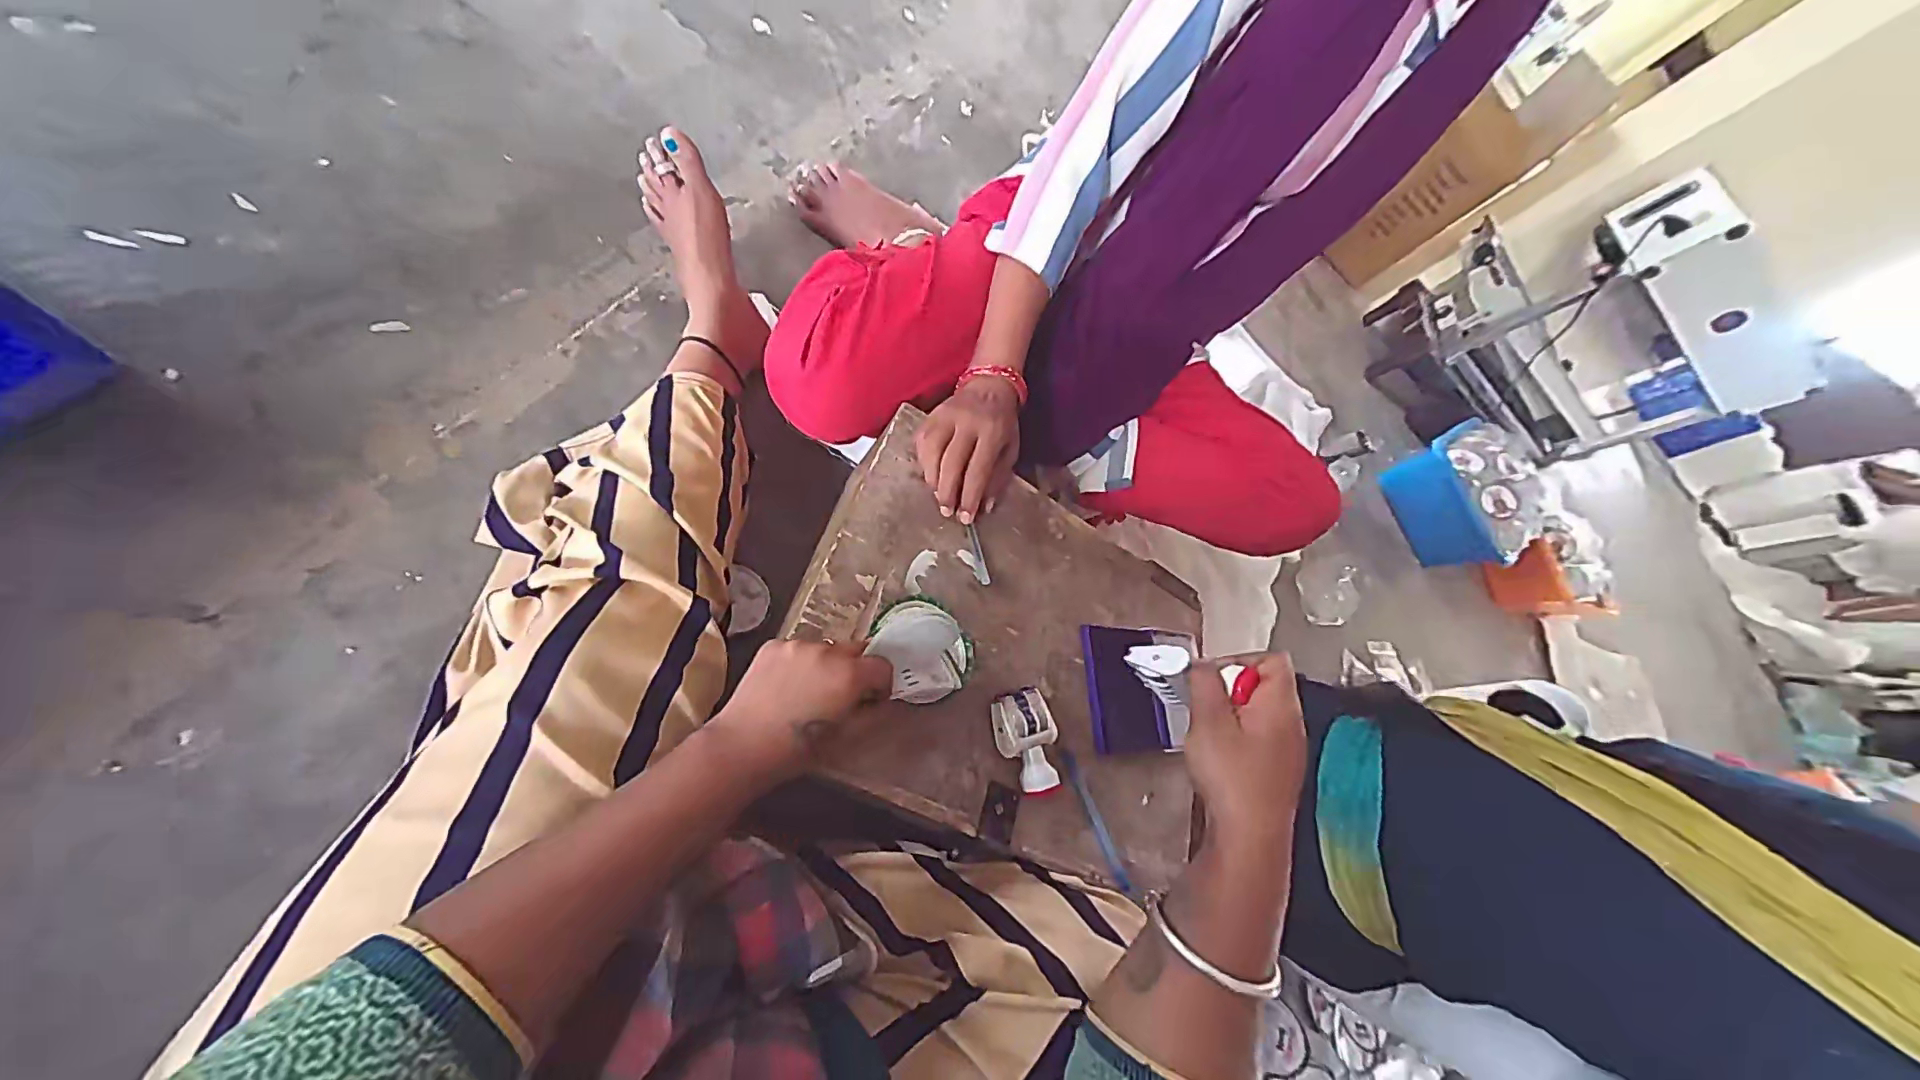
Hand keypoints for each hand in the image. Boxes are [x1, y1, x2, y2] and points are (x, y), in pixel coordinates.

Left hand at [710, 640, 894, 779]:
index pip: (882, 666)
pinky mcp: (772, 646)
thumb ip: (874, 714)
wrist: (742, 747)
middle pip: (855, 651)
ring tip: (807, 692)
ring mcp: (797, 645)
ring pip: (824, 649)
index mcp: (850, 674)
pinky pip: (797, 649)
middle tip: (838, 697)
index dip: (880, 684)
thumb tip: (883, 700)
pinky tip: (785, 686)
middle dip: (854, 671)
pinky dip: (798, 663)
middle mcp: (826, 651)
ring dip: (825, 665)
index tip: (870, 700)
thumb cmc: (799, 750)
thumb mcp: (847, 738)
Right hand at [916, 375, 1019, 523]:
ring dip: (933, 480)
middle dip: (947, 492)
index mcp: (992, 432)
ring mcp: (945, 416)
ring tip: (938, 495)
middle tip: (947, 511)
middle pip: (951, 463)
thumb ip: (998, 477)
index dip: (970, 497)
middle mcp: (967, 422)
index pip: (977, 470)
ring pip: (931, 453)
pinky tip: (931, 475)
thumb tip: (984, 507)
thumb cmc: (1002, 423)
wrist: (989, 386)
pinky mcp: (930, 415)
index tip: (966, 518)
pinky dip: (923, 464)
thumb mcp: (1010, 450)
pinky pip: (921, 444)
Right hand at [1183, 653, 1306, 851]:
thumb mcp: (1208, 720)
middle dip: (1230, 690)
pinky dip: (1235, 738)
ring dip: (1230, 715)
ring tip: (1210, 734)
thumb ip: (1204, 684)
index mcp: (1281, 706)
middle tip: (1209, 709)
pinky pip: (1257, 737)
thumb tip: (1203, 665)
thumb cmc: (1232, 779)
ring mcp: (1287, 749)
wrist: (1248, 836)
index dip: (1239, 660)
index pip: (1272, 659)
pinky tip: (1219, 757)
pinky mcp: (1276, 769)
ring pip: (1257, 712)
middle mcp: (1292, 724)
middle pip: (1263, 684)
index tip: (1212, 678)